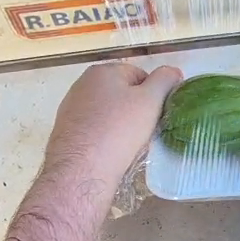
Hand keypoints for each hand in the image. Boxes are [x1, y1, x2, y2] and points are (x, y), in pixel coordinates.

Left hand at [42, 61, 183, 189]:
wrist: (81, 169)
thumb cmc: (119, 130)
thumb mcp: (150, 101)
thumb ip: (164, 81)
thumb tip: (173, 72)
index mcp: (102, 71)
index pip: (140, 76)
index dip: (153, 95)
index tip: (157, 115)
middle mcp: (83, 84)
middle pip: (122, 94)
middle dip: (136, 110)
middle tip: (145, 131)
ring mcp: (71, 108)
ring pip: (108, 113)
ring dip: (120, 125)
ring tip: (128, 145)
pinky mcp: (66, 131)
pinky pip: (95, 129)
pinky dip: (105, 137)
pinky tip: (110, 152)